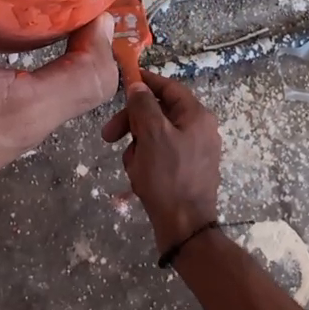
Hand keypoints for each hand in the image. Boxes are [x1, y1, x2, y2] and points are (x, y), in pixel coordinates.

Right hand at [102, 71, 221, 255]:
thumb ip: (143, 105)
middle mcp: (199, 129)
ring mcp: (194, 151)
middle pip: (158, 112)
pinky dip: (146, 162)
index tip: (123, 81)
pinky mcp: (187, 171)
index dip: (144, 83)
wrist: (184, 228)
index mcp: (197, 116)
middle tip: (108, 135)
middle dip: (133, 123)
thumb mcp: (151, 135)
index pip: (168, 87)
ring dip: (137, 146)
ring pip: (155, 135)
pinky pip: (161, 155)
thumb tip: (138, 86)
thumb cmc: (168, 177)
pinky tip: (140, 179)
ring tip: (132, 166)